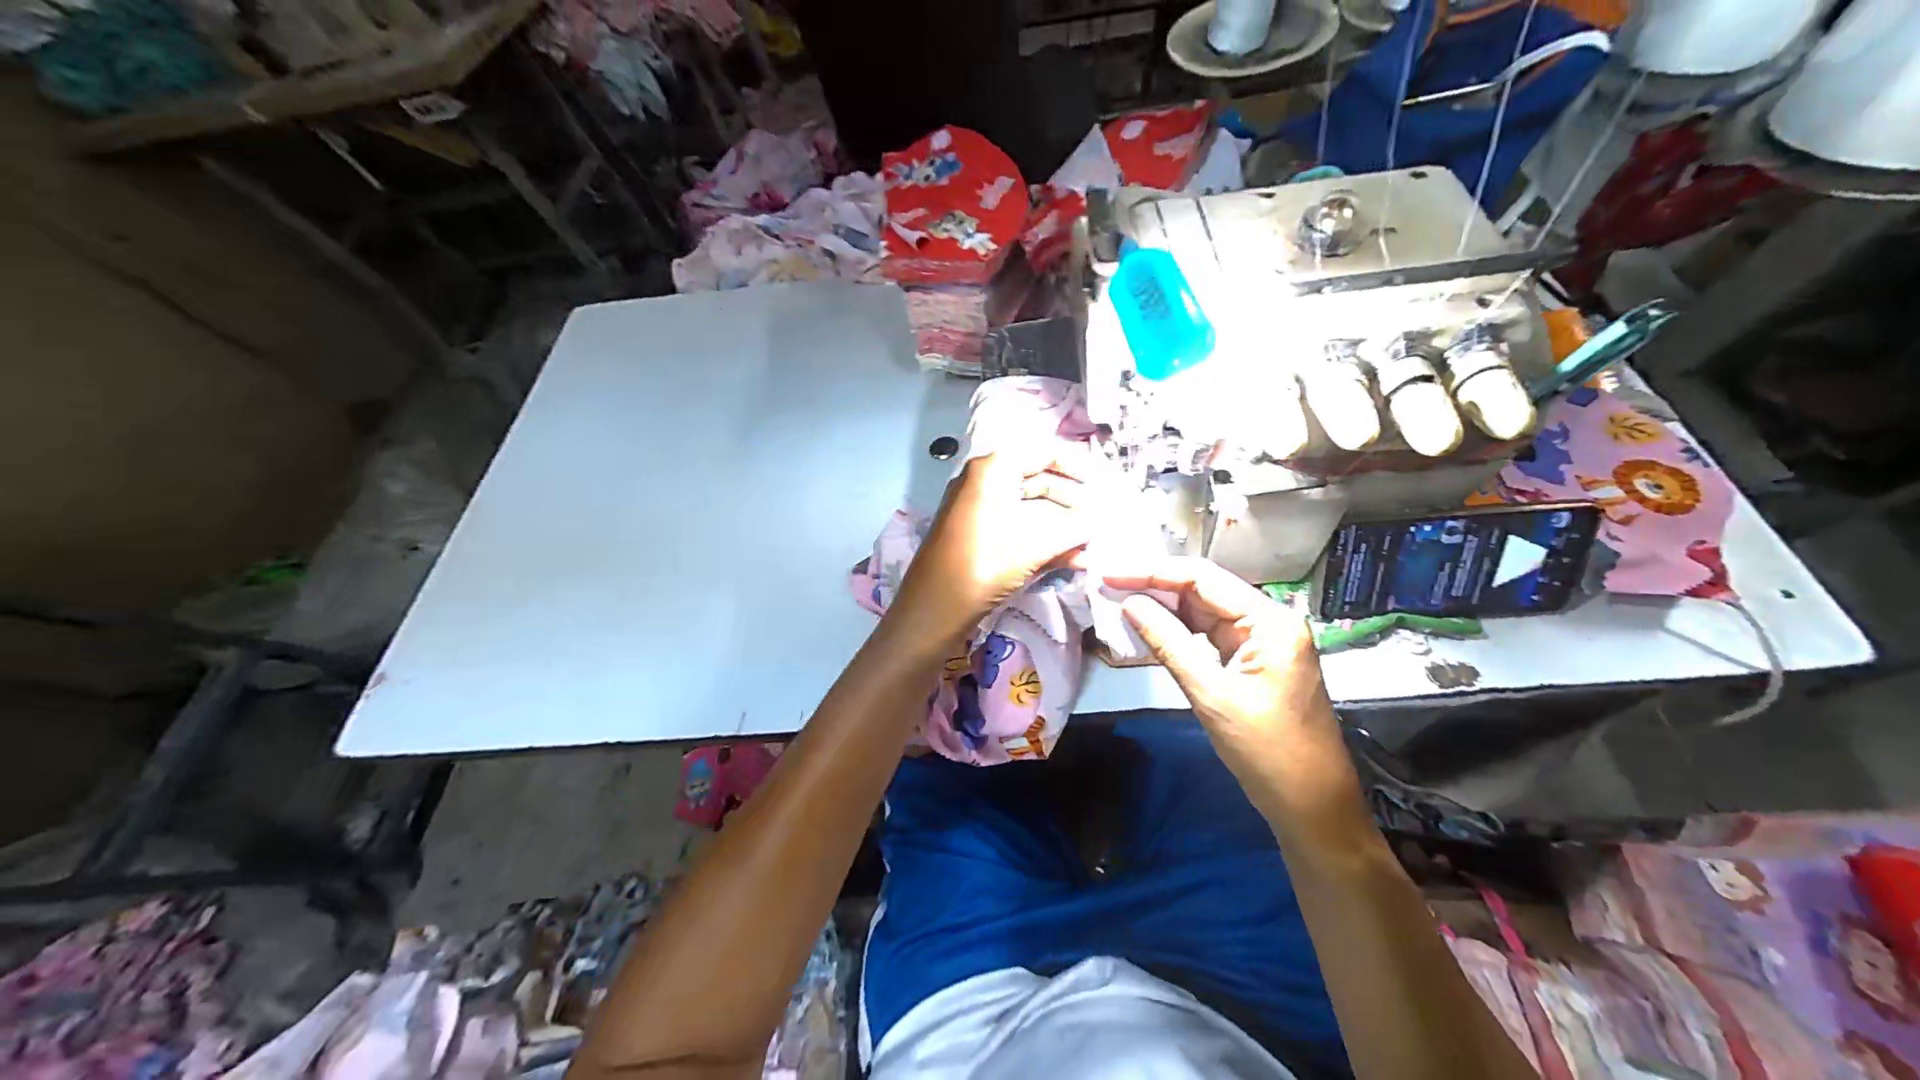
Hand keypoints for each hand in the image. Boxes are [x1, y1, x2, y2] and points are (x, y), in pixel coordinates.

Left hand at [890, 447, 1095, 641]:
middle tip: (1098, 520)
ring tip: (1090, 547)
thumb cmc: (982, 567)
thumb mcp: (1033, 546)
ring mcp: (976, 510)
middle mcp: (981, 483)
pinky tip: (1071, 560)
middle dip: (1070, 502)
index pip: (1041, 453)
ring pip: (1028, 509)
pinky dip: (1042, 540)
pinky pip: (1015, 528)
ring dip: (1060, 526)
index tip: (1100, 485)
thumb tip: (1098, 523)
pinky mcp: (975, 537)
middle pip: (1036, 480)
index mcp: (990, 470)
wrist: (931, 611)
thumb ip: (1072, 530)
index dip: (1075, 466)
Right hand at [1106, 558, 1355, 816]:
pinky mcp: (1251, 660)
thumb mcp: (1212, 695)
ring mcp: (1260, 640)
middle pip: (1203, 589)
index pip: (1202, 579)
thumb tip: (1129, 604)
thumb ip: (1169, 643)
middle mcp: (1268, 620)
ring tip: (1118, 600)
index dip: (1151, 572)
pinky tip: (1147, 626)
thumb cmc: (1268, 751)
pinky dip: (1177, 630)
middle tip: (1107, 584)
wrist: (1312, 804)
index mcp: (1269, 621)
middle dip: (1154, 585)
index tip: (1109, 573)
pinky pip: (1207, 633)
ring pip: (1202, 610)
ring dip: (1162, 606)